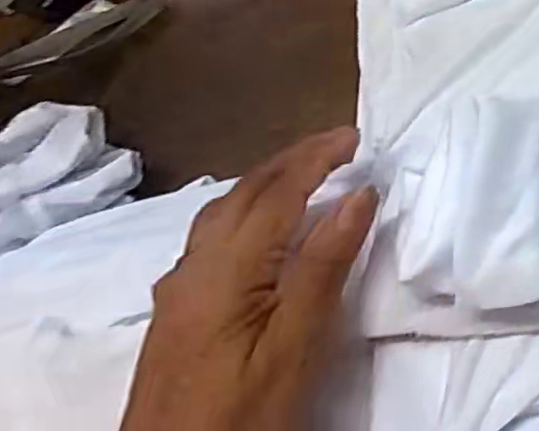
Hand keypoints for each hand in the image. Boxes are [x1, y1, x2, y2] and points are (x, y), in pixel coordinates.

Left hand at [121, 128, 377, 430]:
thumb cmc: (246, 410)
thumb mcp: (298, 341)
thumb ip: (326, 263)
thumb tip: (361, 192)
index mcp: (224, 274)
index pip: (276, 195)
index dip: (316, 158)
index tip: (357, 135)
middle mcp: (193, 273)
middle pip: (241, 196)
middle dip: (291, 159)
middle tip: (341, 141)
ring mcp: (178, 295)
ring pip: (220, 214)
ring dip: (268, 179)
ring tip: (310, 167)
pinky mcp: (178, 314)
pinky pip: (213, 236)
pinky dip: (249, 206)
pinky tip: (266, 223)